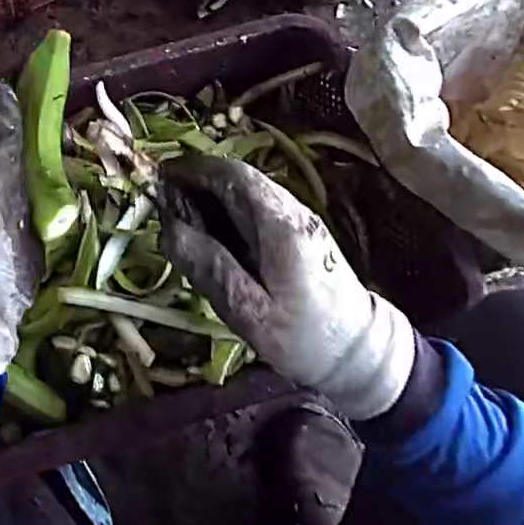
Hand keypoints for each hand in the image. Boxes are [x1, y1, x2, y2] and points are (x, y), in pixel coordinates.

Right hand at [159, 155, 416, 419]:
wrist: (362, 355)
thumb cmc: (305, 339)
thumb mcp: (250, 313)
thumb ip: (211, 268)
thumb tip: (169, 228)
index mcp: (281, 226)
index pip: (233, 176)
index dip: (193, 169)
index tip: (160, 177)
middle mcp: (291, 210)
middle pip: (238, 176)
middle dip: (196, 178)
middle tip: (162, 196)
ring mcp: (297, 217)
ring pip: (246, 187)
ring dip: (210, 190)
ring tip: (179, 211)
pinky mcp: (296, 229)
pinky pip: (254, 203)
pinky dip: (225, 204)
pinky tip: (209, 227)